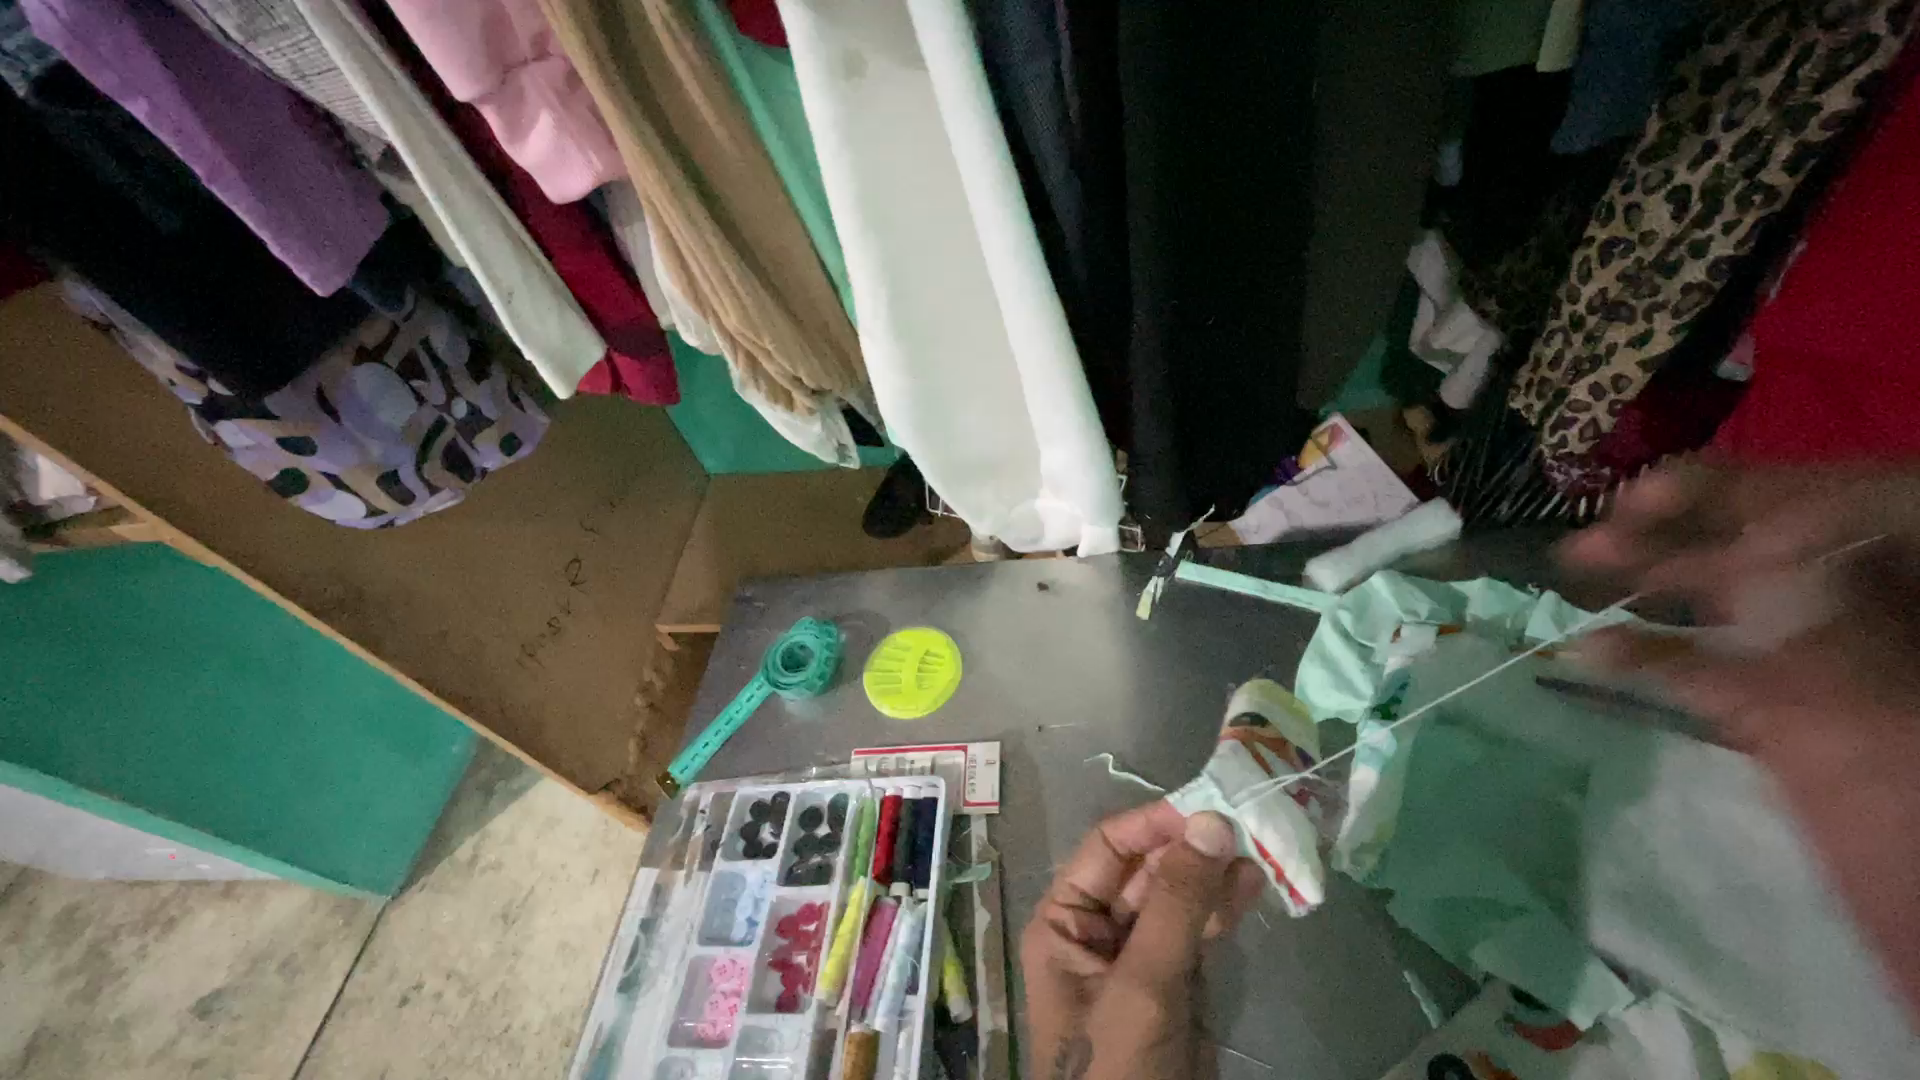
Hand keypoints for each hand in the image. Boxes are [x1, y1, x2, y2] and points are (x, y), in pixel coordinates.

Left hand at [1020, 803, 1262, 1079]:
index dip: (1155, 824)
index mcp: (1065, 920)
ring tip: (1261, 848)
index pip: (1108, 849)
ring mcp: (1137, 957)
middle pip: (1146, 870)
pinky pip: (1196, 933)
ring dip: (1214, 875)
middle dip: (1192, 848)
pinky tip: (1254, 887)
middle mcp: (1096, 929)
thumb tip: (1210, 823)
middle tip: (1246, 823)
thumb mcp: (1143, 984)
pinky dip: (1223, 909)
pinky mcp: (1173, 985)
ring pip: (1176, 898)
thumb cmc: (1118, 1066)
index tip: (1207, 806)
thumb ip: (1176, 903)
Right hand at [1561, 461, 1919, 754]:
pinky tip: (1588, 649)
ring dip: (1653, 583)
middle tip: (1599, 531)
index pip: (1866, 506)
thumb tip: (1760, 547)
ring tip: (1574, 568)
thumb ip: (1839, 626)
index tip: (1659, 494)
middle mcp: (1888, 616)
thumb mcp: (1893, 718)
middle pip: (1787, 546)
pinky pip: (1711, 672)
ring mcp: (1838, 669)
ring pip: (1739, 601)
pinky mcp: (1785, 718)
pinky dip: (1648, 657)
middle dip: (1687, 530)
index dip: (1761, 487)